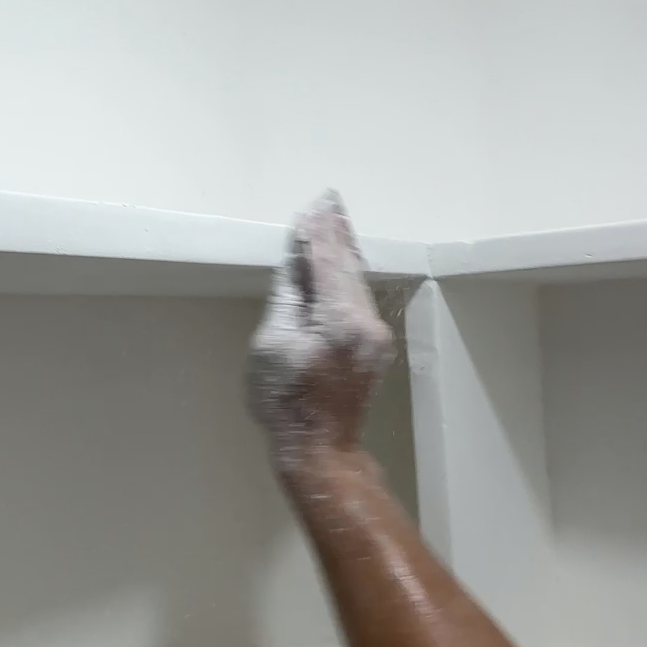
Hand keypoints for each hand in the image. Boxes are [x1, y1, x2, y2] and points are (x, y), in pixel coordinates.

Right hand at [247, 191, 396, 455]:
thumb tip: (296, 261)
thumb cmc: (284, 399)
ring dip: (343, 250)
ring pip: (357, 281)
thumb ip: (287, 297)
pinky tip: (341, 258)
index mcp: (341, 321)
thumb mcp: (271, 344)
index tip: (312, 207)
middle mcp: (367, 322)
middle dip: (337, 233)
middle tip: (329, 199)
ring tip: (334, 218)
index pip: (328, 264)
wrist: (320, 447)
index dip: (319, 235)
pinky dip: (347, 274)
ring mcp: (375, 334)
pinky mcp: (373, 345)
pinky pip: (359, 298)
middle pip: (349, 267)